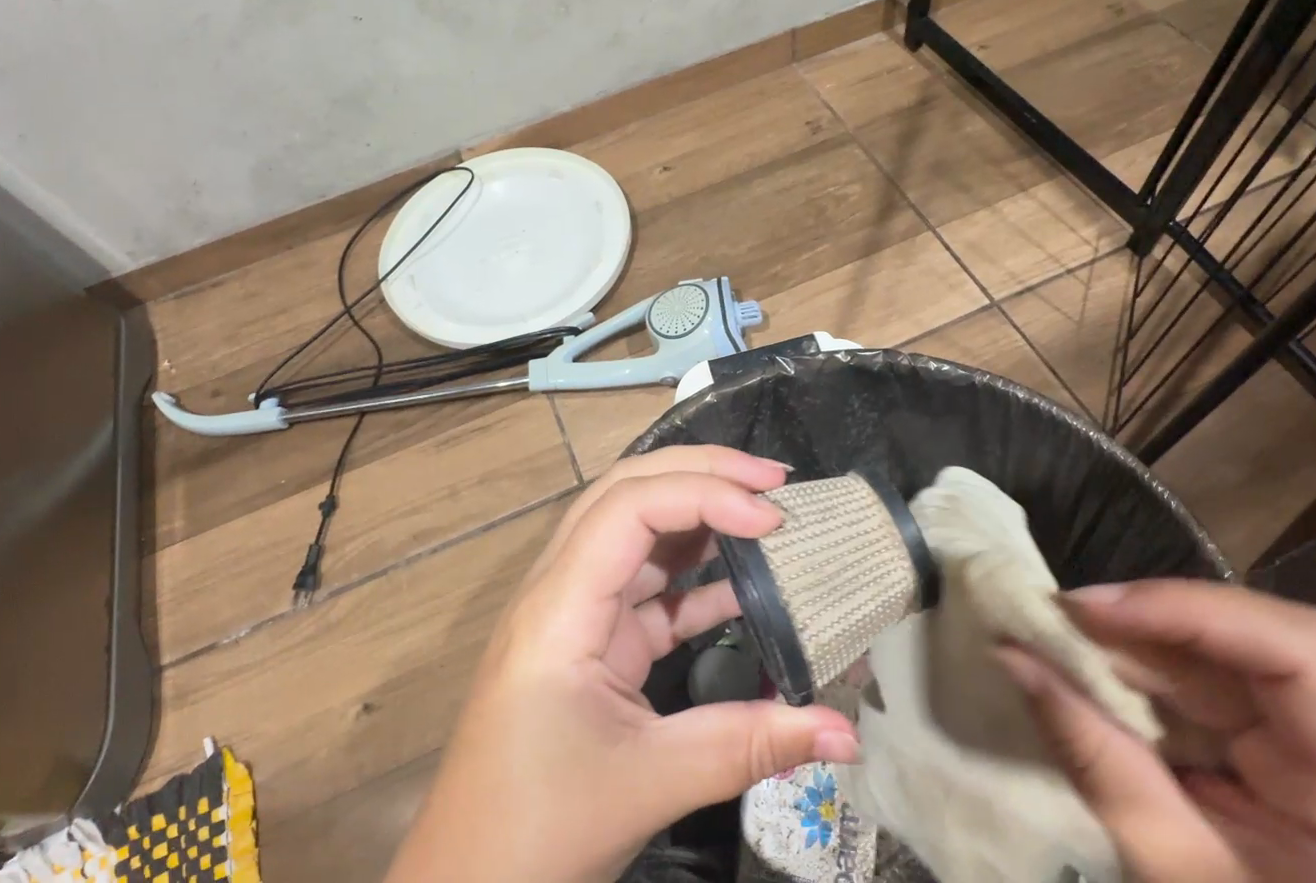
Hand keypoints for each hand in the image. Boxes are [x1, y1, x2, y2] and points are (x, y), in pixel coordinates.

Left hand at [385, 446, 859, 882]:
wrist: (467, 881)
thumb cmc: (537, 826)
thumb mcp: (649, 782)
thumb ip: (749, 746)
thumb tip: (847, 734)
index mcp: (559, 608)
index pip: (627, 509)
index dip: (703, 496)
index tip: (772, 520)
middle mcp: (561, 593)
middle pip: (625, 496)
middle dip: (700, 474)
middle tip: (775, 480)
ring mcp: (575, 617)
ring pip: (636, 535)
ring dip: (698, 516)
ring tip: (766, 513)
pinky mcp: (592, 646)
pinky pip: (648, 591)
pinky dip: (697, 580)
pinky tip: (748, 586)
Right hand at [997, 579, 1315, 882]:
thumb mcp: (1170, 863)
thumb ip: (1094, 755)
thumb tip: (1010, 655)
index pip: (1297, 651)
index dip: (1186, 610)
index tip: (1082, 608)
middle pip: (1253, 637)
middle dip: (1147, 621)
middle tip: (1055, 618)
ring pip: (1223, 647)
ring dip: (1136, 641)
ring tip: (1060, 640)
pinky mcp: (1289, 734)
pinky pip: (1211, 675)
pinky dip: (1146, 669)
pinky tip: (1095, 667)